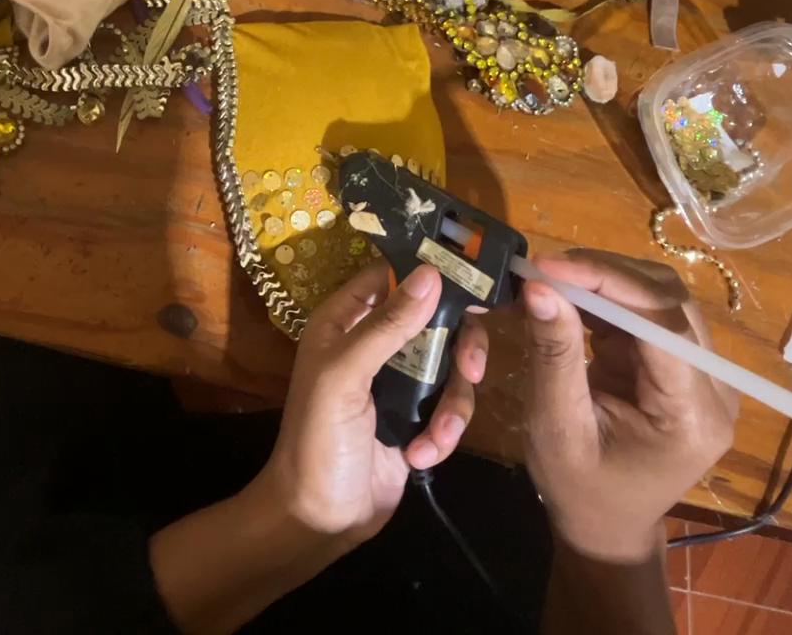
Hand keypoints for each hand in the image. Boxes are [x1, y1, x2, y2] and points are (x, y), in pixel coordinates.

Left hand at [248, 263, 487, 552]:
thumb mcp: (347, 374)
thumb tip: (430, 274)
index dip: (425, 274)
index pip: (387, 277)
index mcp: (343, 322)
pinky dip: (443, 432)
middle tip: (471, 367)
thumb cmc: (319, 436)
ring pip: (448, 366)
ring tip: (438, 435)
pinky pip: (448, 408)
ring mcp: (396, 383)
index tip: (471, 278)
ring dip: (453, 403)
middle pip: (432, 320)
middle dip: (458, 346)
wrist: (320, 517)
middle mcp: (371, 345)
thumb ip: (387, 325)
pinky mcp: (415, 419)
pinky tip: (421, 455)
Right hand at [520, 249, 737, 562]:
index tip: (545, 265)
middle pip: (669, 300)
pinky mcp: (679, 363)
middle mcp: (714, 387)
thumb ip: (553, 353)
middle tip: (541, 269)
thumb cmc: (579, 486)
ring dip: (605, 278)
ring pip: (661, 296)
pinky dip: (605, 295)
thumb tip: (538, 285)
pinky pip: (647, 310)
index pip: (662, 323)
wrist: (605, 522)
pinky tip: (567, 294)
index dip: (606, 283)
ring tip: (550, 278)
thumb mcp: (556, 425)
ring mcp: (702, 373)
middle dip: (604, 274)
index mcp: (690, 414)